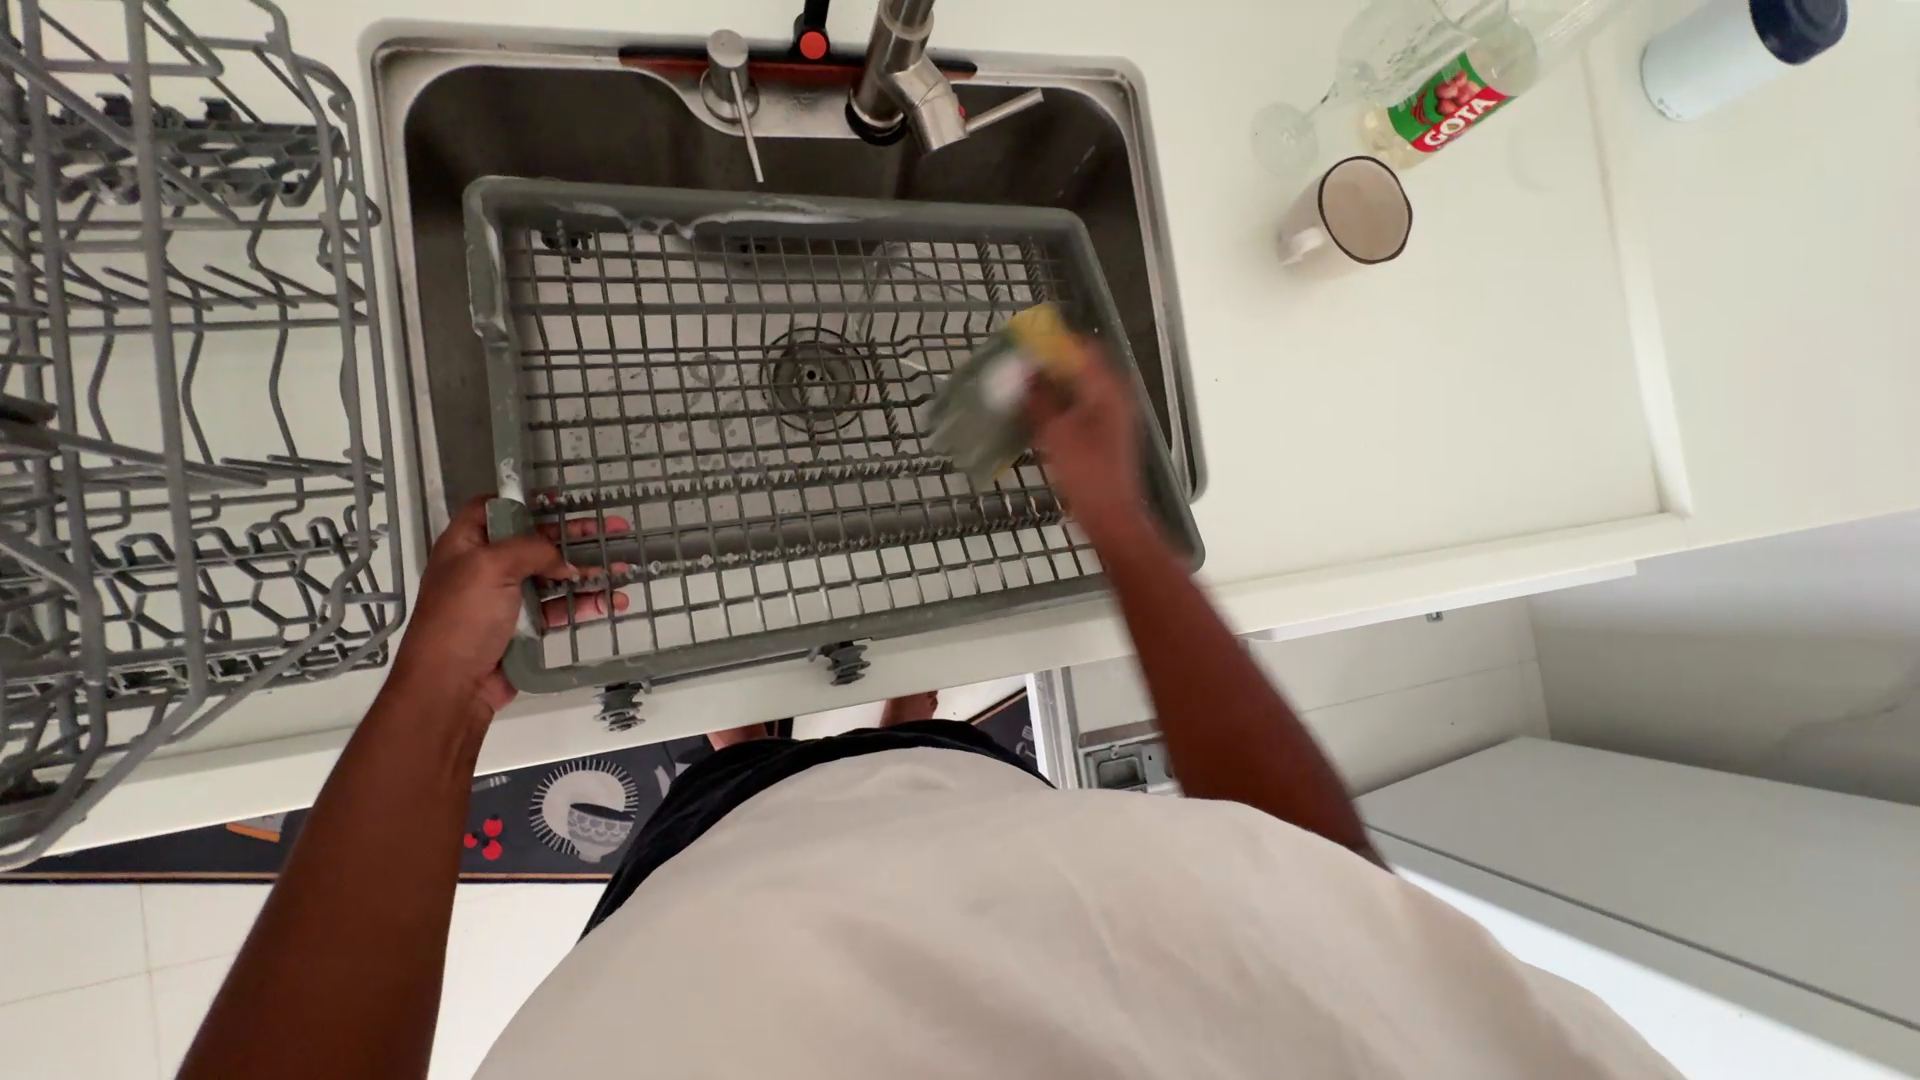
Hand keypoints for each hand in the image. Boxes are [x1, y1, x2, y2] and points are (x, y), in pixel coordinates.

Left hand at [389, 496, 629, 721]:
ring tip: (623, 569)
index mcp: (466, 545)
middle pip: (536, 541)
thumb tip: (564, 562)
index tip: (561, 501)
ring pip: (556, 575)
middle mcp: (486, 567)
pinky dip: (588, 603)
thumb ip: (532, 549)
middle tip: (613, 529)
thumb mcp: (491, 567)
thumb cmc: (463, 617)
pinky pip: (562, 608)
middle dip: (575, 534)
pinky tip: (613, 601)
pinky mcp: (525, 626)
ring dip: (590, 571)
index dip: (523, 501)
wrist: (453, 684)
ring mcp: (507, 598)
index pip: (492, 509)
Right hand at [1027, 342, 1151, 542]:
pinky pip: (1075, 411)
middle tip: (1014, 365)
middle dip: (1047, 364)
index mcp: (1109, 390)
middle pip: (1079, 368)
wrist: (1111, 518)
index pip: (1083, 349)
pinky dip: (1054, 408)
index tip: (1023, 341)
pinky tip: (1031, 416)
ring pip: (1076, 390)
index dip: (1053, 341)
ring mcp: (1109, 419)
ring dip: (1048, 387)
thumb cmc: (1088, 476)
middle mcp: (1113, 399)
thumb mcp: (1057, 434)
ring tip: (1016, 388)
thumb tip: (1022, 371)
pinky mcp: (1100, 438)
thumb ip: (1039, 399)